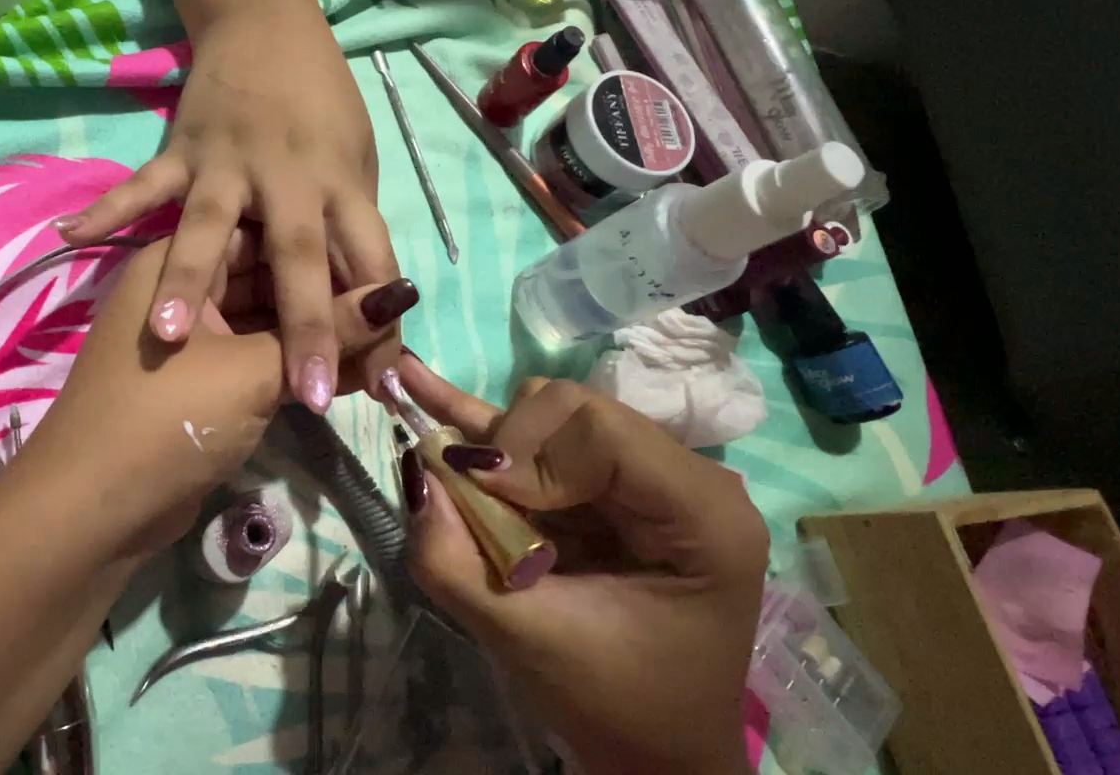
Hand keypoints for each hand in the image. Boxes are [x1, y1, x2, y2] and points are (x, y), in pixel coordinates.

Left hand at [23, 234, 419, 555]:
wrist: (93, 509)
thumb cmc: (169, 415)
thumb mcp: (254, 369)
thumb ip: (330, 330)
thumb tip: (400, 295)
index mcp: (180, 256)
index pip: (267, 234)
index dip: (327, 253)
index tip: (387, 272)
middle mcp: (183, 284)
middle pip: (270, 281)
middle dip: (330, 303)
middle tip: (397, 322)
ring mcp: (191, 336)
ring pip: (268, 324)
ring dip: (320, 340)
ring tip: (387, 354)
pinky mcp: (201, 380)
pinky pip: (259, 359)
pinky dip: (298, 368)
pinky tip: (353, 379)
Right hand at [56, 8, 398, 412]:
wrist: (267, 24)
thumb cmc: (323, 104)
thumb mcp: (358, 160)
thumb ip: (351, 225)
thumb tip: (363, 299)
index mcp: (338, 180)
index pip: (369, 257)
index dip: (381, 321)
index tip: (386, 389)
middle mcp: (286, 176)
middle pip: (298, 253)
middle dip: (306, 323)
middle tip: (309, 393)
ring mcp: (226, 162)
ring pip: (210, 225)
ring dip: (191, 278)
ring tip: (170, 337)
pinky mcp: (180, 149)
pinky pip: (143, 185)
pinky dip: (109, 210)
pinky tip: (68, 236)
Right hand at [396, 357, 766, 774]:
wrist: (655, 747)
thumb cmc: (613, 703)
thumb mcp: (525, 641)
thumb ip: (454, 562)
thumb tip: (417, 476)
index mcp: (702, 513)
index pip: (598, 428)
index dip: (528, 453)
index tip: (489, 503)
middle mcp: (687, 474)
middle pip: (572, 408)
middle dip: (509, 449)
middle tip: (481, 507)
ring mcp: (650, 470)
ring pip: (548, 411)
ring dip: (497, 449)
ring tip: (471, 494)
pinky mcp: (610, 478)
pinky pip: (544, 432)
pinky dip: (484, 423)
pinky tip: (419, 381)